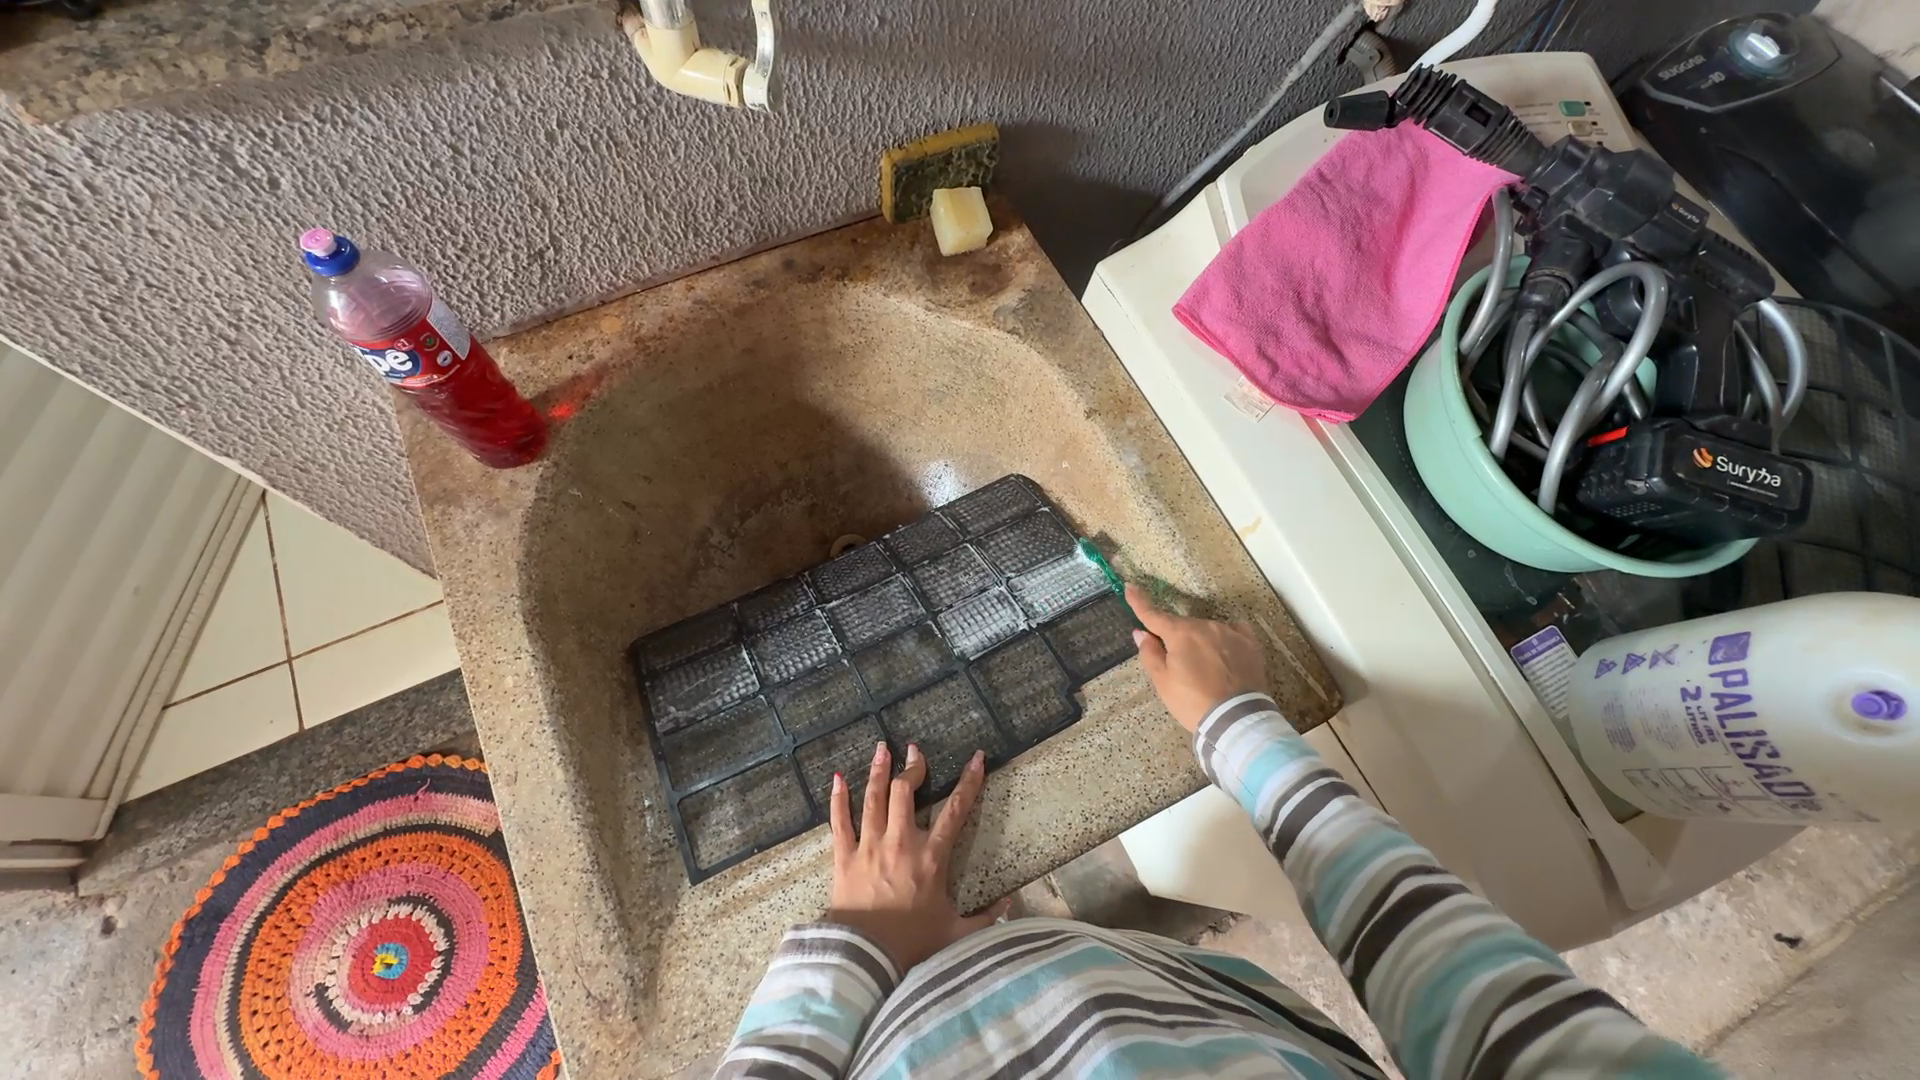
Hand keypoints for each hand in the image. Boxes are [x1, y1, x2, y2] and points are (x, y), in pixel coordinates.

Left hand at [826, 741, 1005, 970]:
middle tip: (915, 750)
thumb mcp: (957, 934)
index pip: (956, 810)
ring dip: (878, 770)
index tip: (977, 758)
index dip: (969, 782)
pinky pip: (840, 821)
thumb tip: (1010, 905)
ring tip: (882, 748)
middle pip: (905, 792)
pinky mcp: (844, 856)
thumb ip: (985, 919)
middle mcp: (901, 841)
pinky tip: (838, 778)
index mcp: (932, 856)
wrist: (867, 957)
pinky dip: (839, 798)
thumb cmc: (913, 944)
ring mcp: (870, 846)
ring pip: (874, 798)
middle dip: (913, 767)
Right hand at [1127, 582, 1266, 732]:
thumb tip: (1141, 633)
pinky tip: (1225, 649)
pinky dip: (1224, 636)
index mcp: (1180, 634)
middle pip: (1182, 627)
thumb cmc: (1193, 702)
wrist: (1237, 719)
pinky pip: (1234, 630)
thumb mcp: (1163, 682)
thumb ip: (1150, 654)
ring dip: (1199, 642)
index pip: (1153, 614)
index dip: (1139, 601)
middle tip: (1176, 666)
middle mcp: (1205, 626)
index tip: (1130, 587)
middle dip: (1174, 638)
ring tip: (1204, 670)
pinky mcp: (1250, 644)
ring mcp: (1230, 632)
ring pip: (1206, 630)